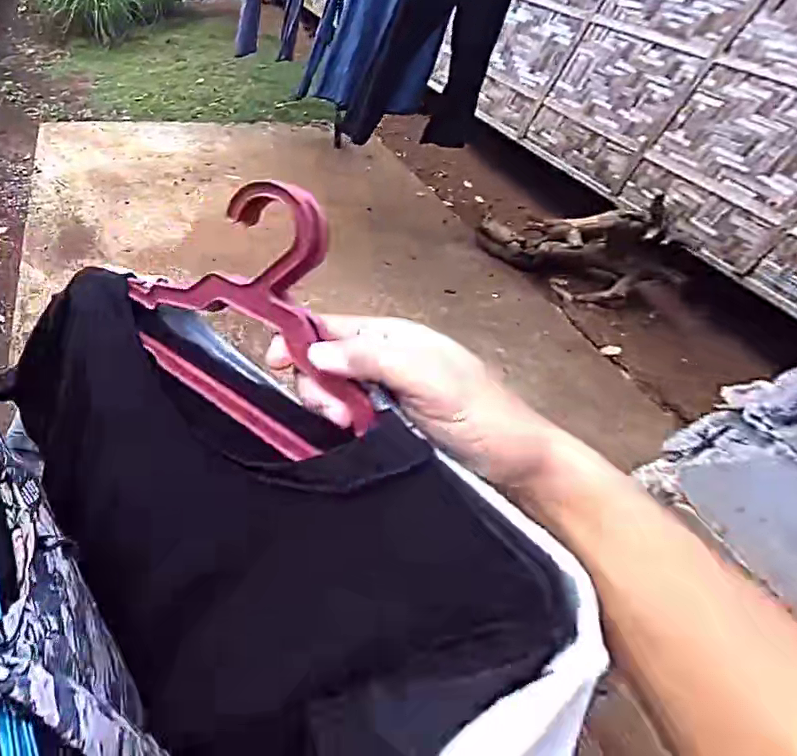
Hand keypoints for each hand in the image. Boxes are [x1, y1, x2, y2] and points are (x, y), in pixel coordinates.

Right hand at [266, 316, 563, 487]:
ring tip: (348, 423)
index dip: (295, 337)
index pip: (325, 326)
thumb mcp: (427, 376)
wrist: (522, 469)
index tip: (274, 360)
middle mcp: (373, 358)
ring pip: (323, 387)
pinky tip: (350, 432)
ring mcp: (373, 391)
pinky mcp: (373, 422)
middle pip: (316, 359)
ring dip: (324, 403)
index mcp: (386, 335)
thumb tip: (311, 351)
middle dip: (314, 381)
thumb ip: (368, 357)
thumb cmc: (482, 414)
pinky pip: (336, 413)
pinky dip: (334, 421)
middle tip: (335, 410)